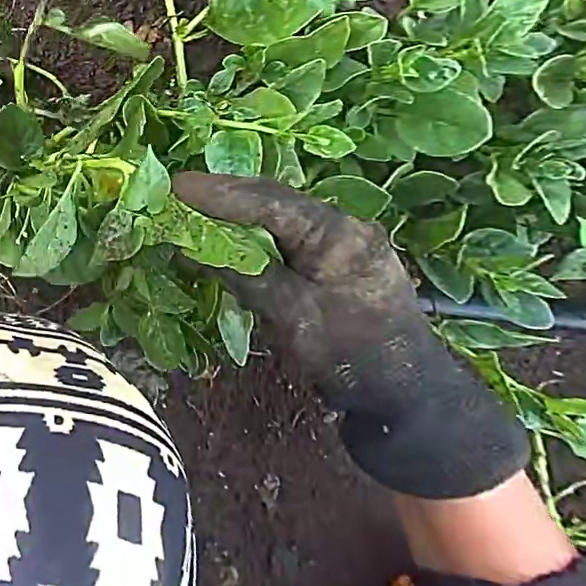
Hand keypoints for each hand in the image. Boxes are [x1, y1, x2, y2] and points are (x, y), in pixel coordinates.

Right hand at [172, 172, 529, 499]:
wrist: (409, 400)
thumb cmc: (353, 358)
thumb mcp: (293, 316)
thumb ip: (245, 275)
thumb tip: (192, 247)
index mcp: (338, 234)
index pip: (269, 202)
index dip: (220, 193)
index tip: (177, 186)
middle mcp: (342, 226)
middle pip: (273, 201)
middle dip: (225, 195)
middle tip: (179, 191)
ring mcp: (341, 243)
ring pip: (280, 217)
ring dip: (238, 213)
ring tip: (194, 207)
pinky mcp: (335, 261)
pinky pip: (288, 237)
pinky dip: (255, 236)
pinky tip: (229, 237)